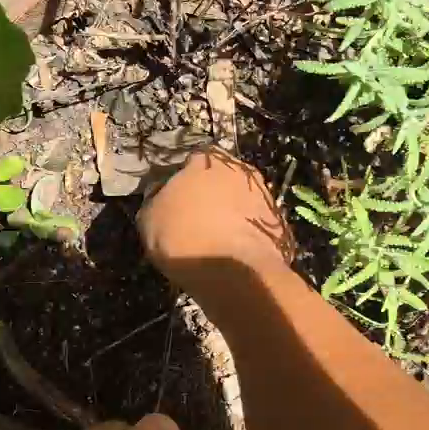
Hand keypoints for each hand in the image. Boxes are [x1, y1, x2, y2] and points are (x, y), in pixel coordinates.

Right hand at [138, 151, 293, 284]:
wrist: (232, 270)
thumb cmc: (183, 235)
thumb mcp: (149, 217)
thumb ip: (155, 199)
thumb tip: (161, 195)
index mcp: (208, 160)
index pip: (192, 161)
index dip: (182, 181)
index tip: (175, 203)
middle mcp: (240, 169)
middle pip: (220, 180)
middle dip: (210, 196)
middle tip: (195, 222)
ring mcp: (264, 195)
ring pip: (240, 201)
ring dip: (230, 215)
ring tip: (215, 242)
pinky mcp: (279, 223)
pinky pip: (255, 224)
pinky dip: (245, 234)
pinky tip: (232, 253)